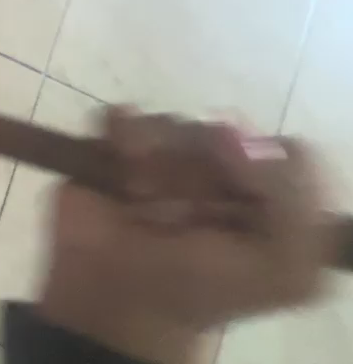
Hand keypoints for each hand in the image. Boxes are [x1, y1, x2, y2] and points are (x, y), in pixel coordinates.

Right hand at [38, 108, 331, 362]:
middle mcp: (221, 176)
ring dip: (157, 155)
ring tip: (143, 192)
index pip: (282, 150)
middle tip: (189, 202)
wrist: (119, 289)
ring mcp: (163, 161)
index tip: (242, 184)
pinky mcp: (111, 150)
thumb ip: (291, 204)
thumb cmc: (206, 286)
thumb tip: (237, 132)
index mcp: (271, 202)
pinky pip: (120, 114)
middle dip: (202, 162)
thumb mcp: (284, 269)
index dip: (263, 159)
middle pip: (220, 130)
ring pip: (170, 121)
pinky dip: (119, 130)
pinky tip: (121, 162)